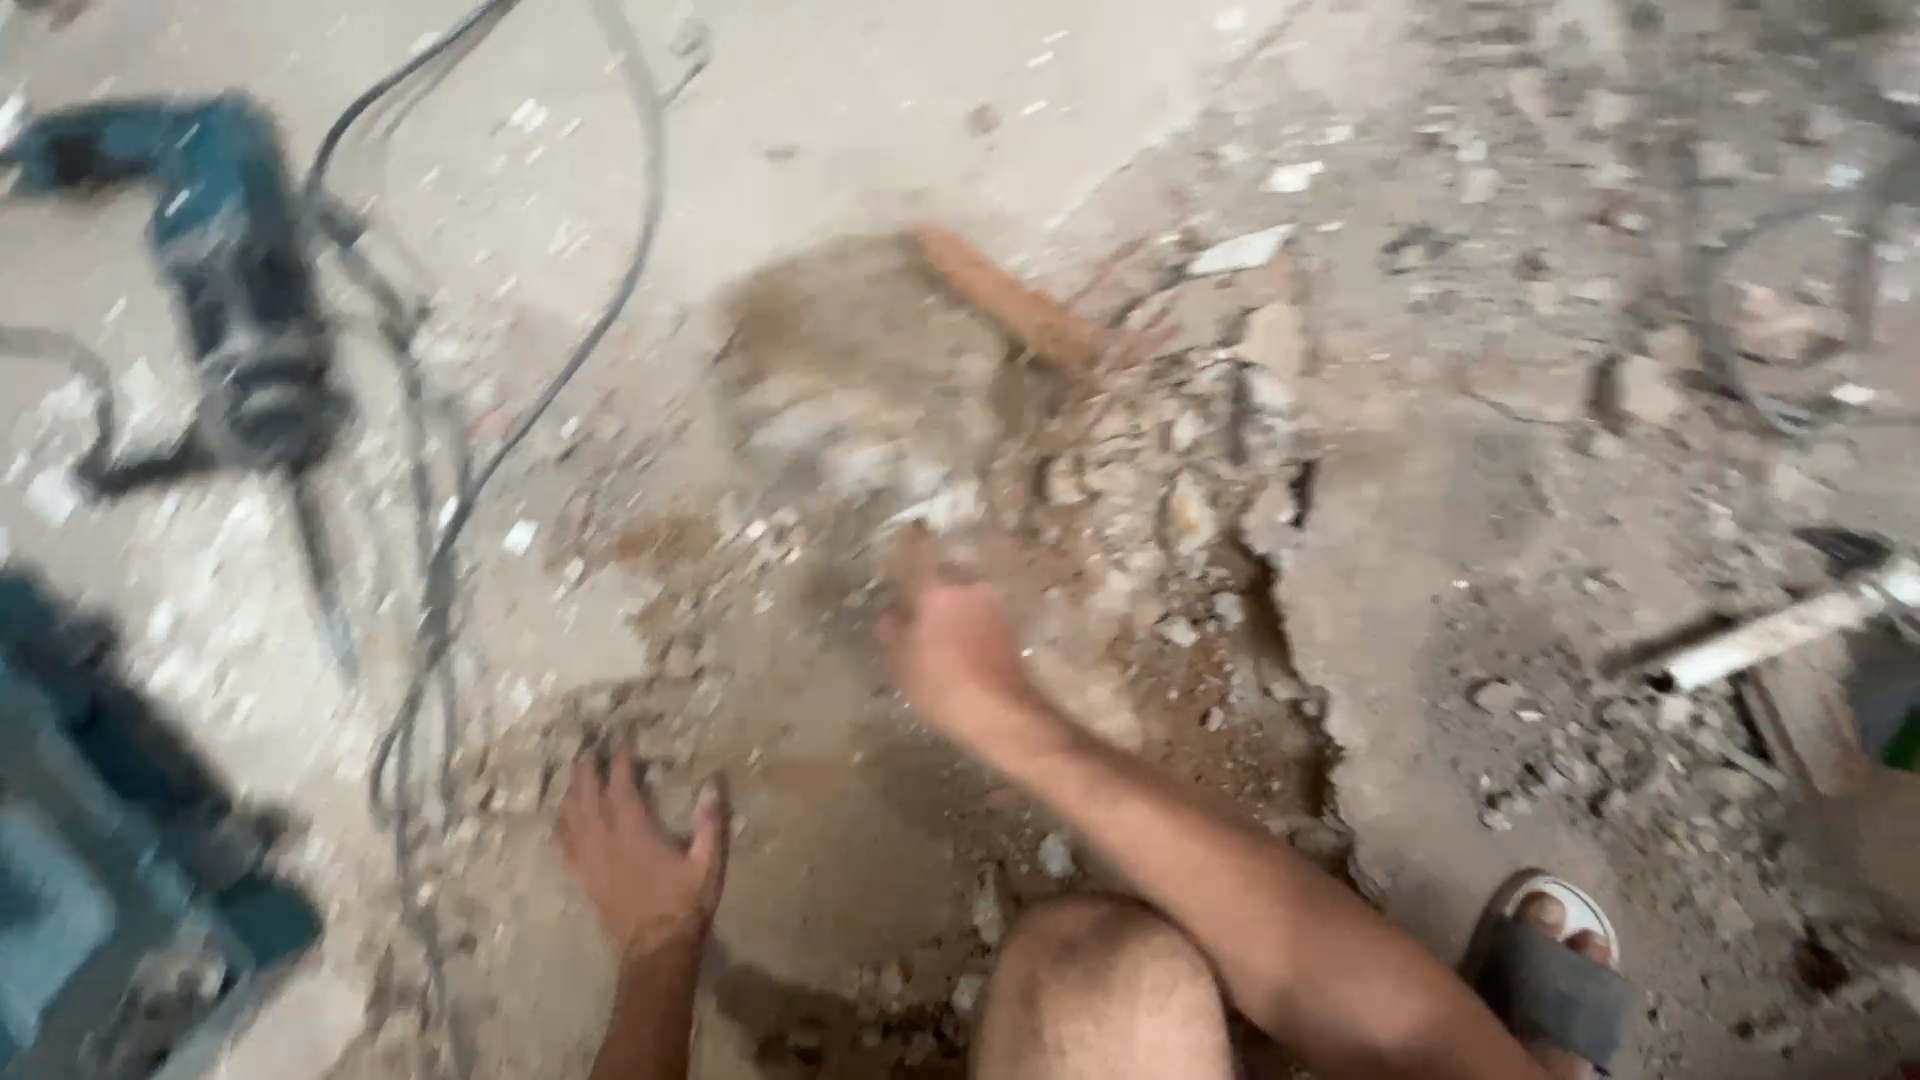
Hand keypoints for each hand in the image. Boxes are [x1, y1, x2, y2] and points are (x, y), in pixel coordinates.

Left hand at [554, 751, 728, 963]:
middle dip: (585, 772)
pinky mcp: (584, 879)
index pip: (621, 789)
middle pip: (587, 799)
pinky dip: (560, 826)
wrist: (655, 949)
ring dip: (570, 794)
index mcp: (635, 834)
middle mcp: (606, 843)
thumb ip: (709, 822)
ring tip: (572, 776)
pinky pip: (564, 847)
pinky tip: (561, 819)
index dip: (619, 763)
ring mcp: (590, 863)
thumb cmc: (685, 903)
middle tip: (586, 750)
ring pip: (571, 820)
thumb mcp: (707, 861)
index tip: (620, 742)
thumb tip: (711, 784)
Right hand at [877, 526, 1068, 760]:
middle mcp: (968, 586)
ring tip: (936, 624)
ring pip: (964, 592)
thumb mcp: (901, 663)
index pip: (918, 552)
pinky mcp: (1008, 626)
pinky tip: (959, 640)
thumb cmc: (941, 684)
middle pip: (944, 572)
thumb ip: (891, 630)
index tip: (899, 537)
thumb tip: (889, 611)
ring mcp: (993, 605)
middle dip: (930, 580)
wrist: (1002, 712)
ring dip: (951, 601)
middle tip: (914, 598)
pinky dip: (967, 618)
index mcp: (937, 588)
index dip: (908, 543)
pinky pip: (979, 611)